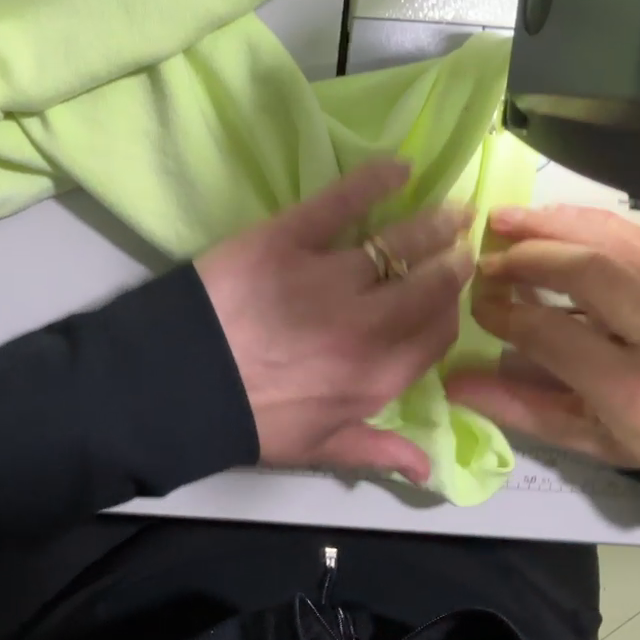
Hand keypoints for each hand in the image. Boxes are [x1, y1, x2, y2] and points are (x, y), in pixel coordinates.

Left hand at [196, 161, 473, 482]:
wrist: (176, 383)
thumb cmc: (247, 420)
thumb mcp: (315, 449)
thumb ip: (376, 450)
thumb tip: (430, 471)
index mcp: (377, 377)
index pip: (437, 334)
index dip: (450, 310)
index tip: (450, 294)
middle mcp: (367, 326)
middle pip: (430, 285)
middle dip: (454, 261)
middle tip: (463, 240)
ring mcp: (329, 278)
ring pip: (399, 243)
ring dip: (433, 223)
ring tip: (451, 208)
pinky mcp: (288, 238)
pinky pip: (342, 202)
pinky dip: (374, 180)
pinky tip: (399, 167)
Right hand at [445, 206, 639, 468]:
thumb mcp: (585, 438)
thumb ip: (518, 406)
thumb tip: (454, 379)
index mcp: (635, 388)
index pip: (554, 334)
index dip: (505, 313)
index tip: (477, 304)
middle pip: (590, 271)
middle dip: (527, 256)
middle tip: (486, 257)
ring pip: (614, 239)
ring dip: (551, 223)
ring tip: (503, 219)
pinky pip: (635, 234)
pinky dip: (584, 221)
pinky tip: (548, 220)